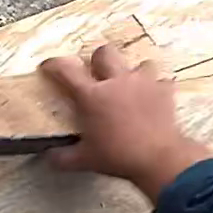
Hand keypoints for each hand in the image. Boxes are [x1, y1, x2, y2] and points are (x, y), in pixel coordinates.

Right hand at [39, 44, 212, 199]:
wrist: (158, 158)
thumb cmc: (117, 156)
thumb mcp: (84, 160)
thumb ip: (63, 157)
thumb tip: (48, 157)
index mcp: (91, 96)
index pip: (66, 70)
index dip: (54, 64)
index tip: (48, 66)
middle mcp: (116, 81)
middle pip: (104, 52)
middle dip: (98, 59)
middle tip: (96, 75)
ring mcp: (143, 82)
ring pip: (137, 62)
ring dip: (132, 72)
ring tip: (130, 87)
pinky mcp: (164, 90)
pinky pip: (161, 81)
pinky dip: (156, 89)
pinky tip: (153, 100)